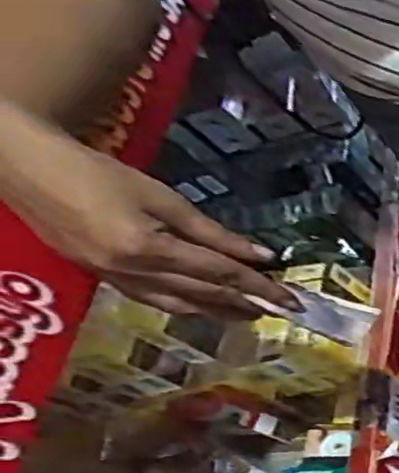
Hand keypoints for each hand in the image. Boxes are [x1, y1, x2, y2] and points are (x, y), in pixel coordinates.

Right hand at [0, 102, 295, 318]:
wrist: (12, 160)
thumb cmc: (91, 171)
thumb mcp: (163, 199)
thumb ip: (215, 234)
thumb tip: (264, 257)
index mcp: (148, 249)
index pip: (222, 275)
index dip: (263, 289)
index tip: (295, 301)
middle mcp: (130, 270)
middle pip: (205, 294)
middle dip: (247, 304)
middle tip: (280, 310)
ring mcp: (110, 275)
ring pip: (180, 304)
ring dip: (219, 311)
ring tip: (251, 312)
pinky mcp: (96, 274)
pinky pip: (152, 298)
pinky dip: (186, 305)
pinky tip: (206, 305)